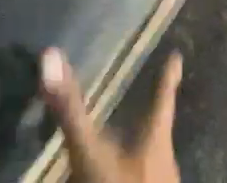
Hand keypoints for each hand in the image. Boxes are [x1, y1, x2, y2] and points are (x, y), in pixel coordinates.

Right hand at [39, 48, 182, 182]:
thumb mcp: (90, 153)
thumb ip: (70, 110)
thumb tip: (49, 55)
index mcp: (155, 140)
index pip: (163, 99)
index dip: (167, 78)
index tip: (176, 57)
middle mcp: (162, 163)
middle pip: (157, 132)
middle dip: (149, 116)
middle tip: (145, 96)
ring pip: (148, 161)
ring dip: (136, 150)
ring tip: (125, 136)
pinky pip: (136, 179)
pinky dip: (125, 174)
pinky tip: (110, 175)